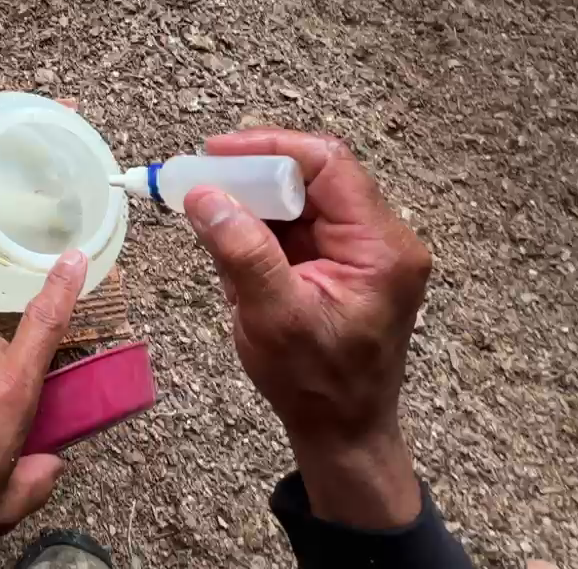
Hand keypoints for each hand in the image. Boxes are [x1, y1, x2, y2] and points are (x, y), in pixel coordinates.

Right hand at [182, 129, 431, 528]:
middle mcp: (375, 237)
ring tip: (208, 219)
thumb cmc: (315, 382)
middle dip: (249, 174)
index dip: (269, 148)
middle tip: (198, 181)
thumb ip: (241, 251)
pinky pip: (286, 220)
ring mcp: (353, 247)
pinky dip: (250, 223)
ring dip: (246, 200)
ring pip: (292, 194)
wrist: (339, 430)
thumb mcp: (275, 316)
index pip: (328, 163)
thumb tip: (202, 194)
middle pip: (308, 173)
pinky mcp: (330, 257)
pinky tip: (228, 248)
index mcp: (380, 246)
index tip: (214, 153)